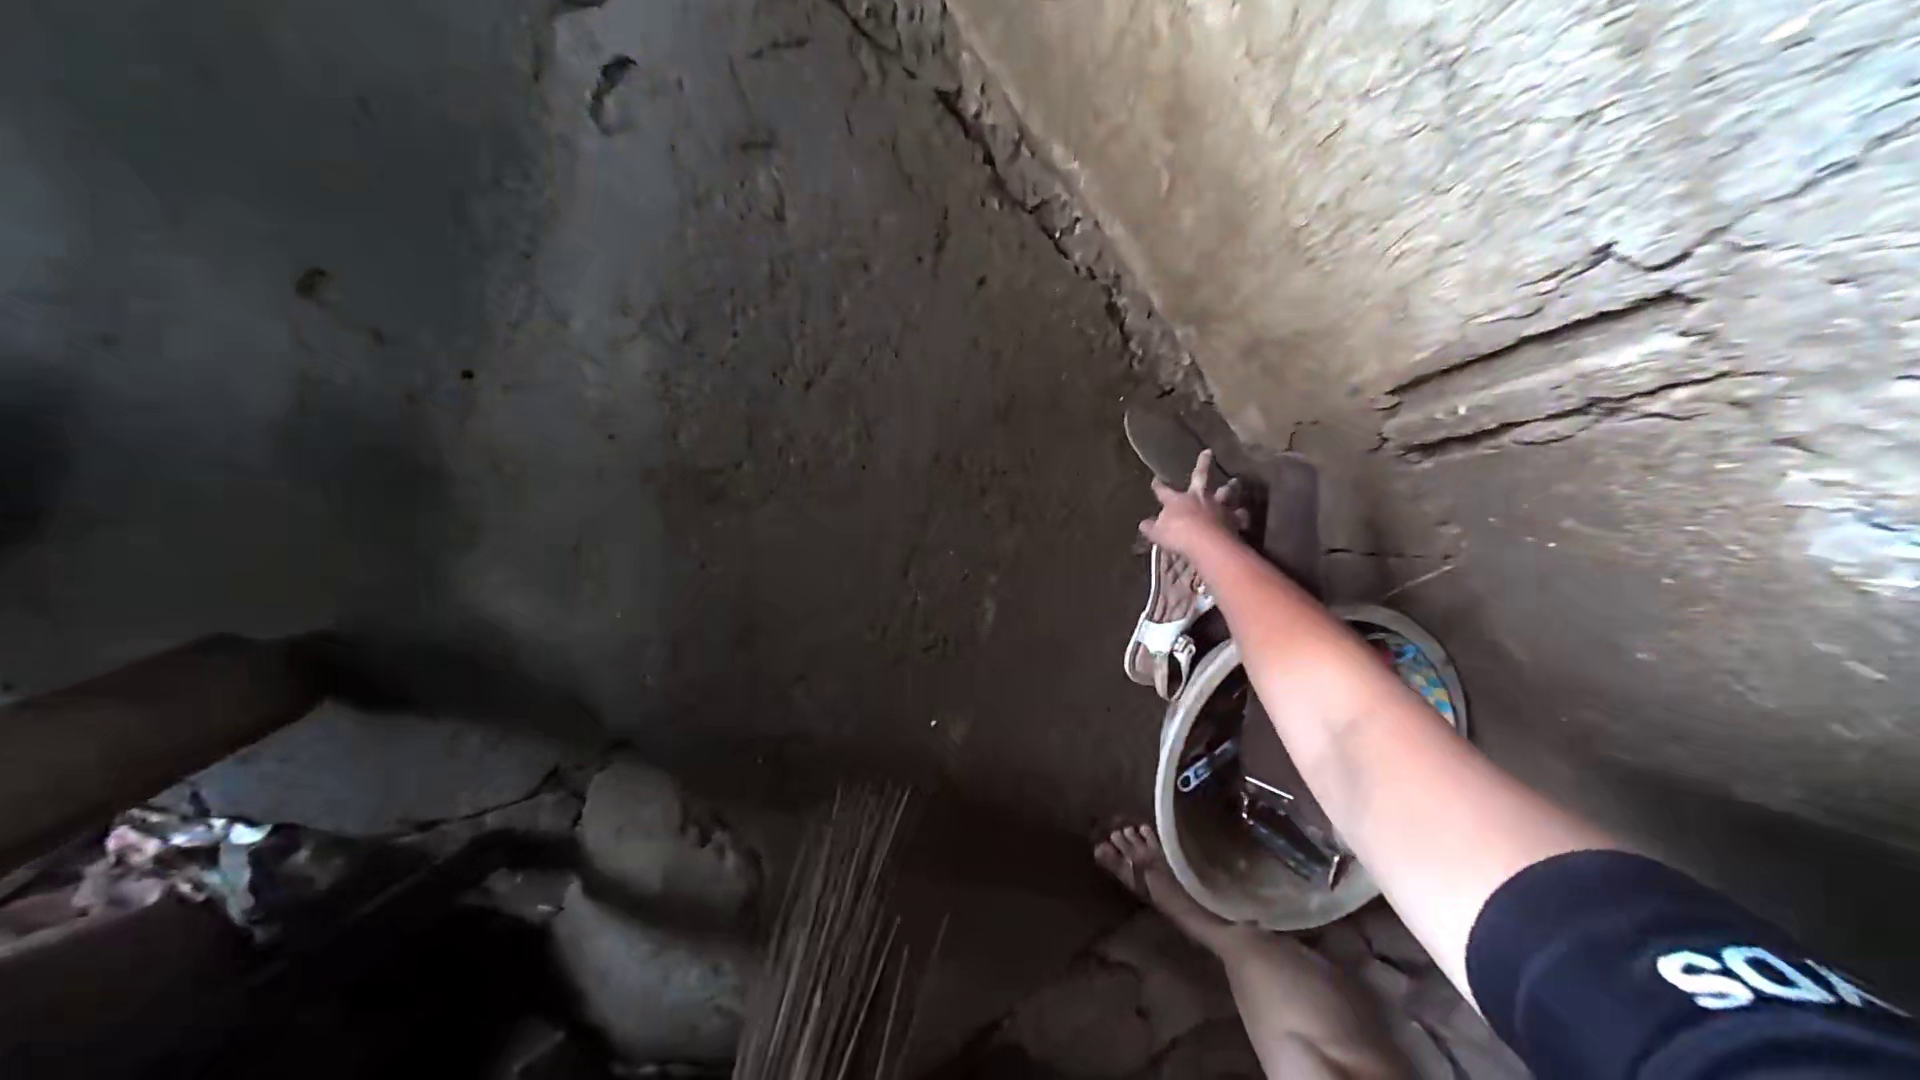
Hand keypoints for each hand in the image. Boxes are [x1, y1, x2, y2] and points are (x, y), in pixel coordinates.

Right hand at [1140, 450, 1247, 557]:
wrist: (1205, 542)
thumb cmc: (1177, 535)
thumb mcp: (1157, 533)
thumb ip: (1151, 527)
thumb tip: (1143, 524)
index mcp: (1177, 500)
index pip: (1164, 491)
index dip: (1159, 486)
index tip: (1155, 480)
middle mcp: (1199, 498)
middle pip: (1201, 476)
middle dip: (1203, 463)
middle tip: (1208, 451)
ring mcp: (1218, 506)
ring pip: (1225, 492)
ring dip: (1230, 487)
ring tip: (1235, 481)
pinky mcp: (1233, 519)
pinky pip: (1239, 515)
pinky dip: (1241, 515)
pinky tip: (1243, 515)